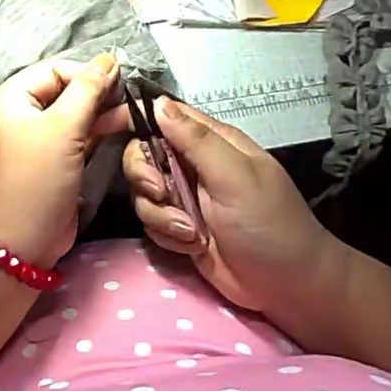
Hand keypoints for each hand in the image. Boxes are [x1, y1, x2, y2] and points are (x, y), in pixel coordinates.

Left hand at [0, 53, 121, 266]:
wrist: (26, 239)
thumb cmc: (38, 177)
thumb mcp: (64, 128)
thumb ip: (88, 90)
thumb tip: (110, 59)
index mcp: (13, 98)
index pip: (55, 69)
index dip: (86, 73)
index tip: (118, 81)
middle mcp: (25, 112)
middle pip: (68, 87)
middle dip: (99, 90)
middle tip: (131, 93)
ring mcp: (43, 135)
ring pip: (79, 110)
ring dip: (106, 109)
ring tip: (137, 108)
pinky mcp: (60, 155)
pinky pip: (83, 131)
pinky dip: (103, 126)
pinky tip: (128, 122)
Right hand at [121, 99, 346, 313]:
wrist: (288, 286)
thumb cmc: (269, 224)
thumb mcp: (235, 176)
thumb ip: (196, 140)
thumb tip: (159, 104)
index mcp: (212, 142)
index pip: (164, 115)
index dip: (130, 116)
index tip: (101, 127)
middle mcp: (195, 165)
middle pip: (143, 155)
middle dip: (144, 177)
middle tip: (162, 194)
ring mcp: (187, 197)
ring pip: (144, 194)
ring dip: (161, 215)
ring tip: (192, 232)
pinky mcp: (181, 228)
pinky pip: (152, 223)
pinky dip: (167, 235)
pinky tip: (193, 246)